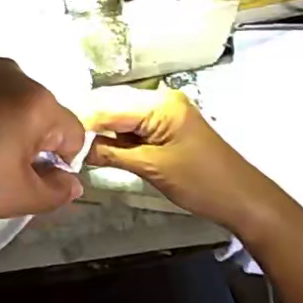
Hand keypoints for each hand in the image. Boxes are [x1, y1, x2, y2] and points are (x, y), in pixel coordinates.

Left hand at [0, 56, 85, 222]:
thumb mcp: (13, 198)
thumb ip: (55, 191)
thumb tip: (69, 179)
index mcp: (36, 100)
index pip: (71, 136)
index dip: (53, 166)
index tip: (20, 184)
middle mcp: (10, 70)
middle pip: (38, 112)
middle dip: (26, 141)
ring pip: (4, 98)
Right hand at [79, 86, 287, 234]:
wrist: (246, 202)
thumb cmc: (203, 182)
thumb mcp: (152, 168)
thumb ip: (111, 153)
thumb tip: (76, 148)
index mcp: (159, 103)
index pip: (109, 106)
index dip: (82, 121)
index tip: (57, 135)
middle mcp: (159, 100)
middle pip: (112, 106)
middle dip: (88, 123)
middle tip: (61, 141)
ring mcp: (163, 113)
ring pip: (119, 116)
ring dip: (99, 130)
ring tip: (73, 145)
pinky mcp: (165, 127)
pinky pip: (131, 126)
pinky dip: (115, 137)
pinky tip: (97, 148)